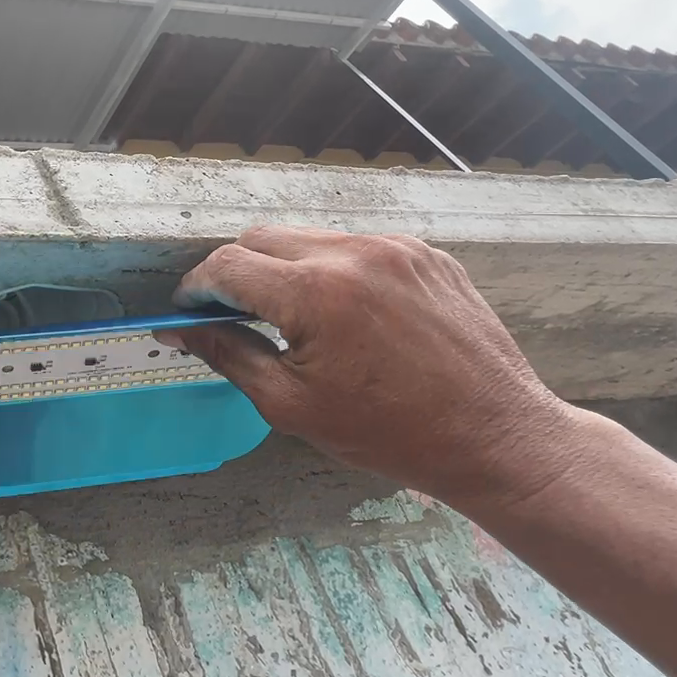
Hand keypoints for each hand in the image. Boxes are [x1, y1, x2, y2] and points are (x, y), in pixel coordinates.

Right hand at [159, 225, 576, 505]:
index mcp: (315, 294)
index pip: (226, 265)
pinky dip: (330, 269)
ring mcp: (394, 247)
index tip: (186, 310)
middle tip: (233, 313)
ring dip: (282, 268)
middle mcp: (352, 254)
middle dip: (234, 271)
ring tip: (292, 313)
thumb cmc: (388, 433)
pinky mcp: (424, 252)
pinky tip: (344, 311)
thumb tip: (176, 329)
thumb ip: (226, 353)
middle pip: (259, 238)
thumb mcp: (290, 404)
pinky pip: (353, 246)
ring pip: (305, 238)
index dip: (196, 286)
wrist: (500, 439)